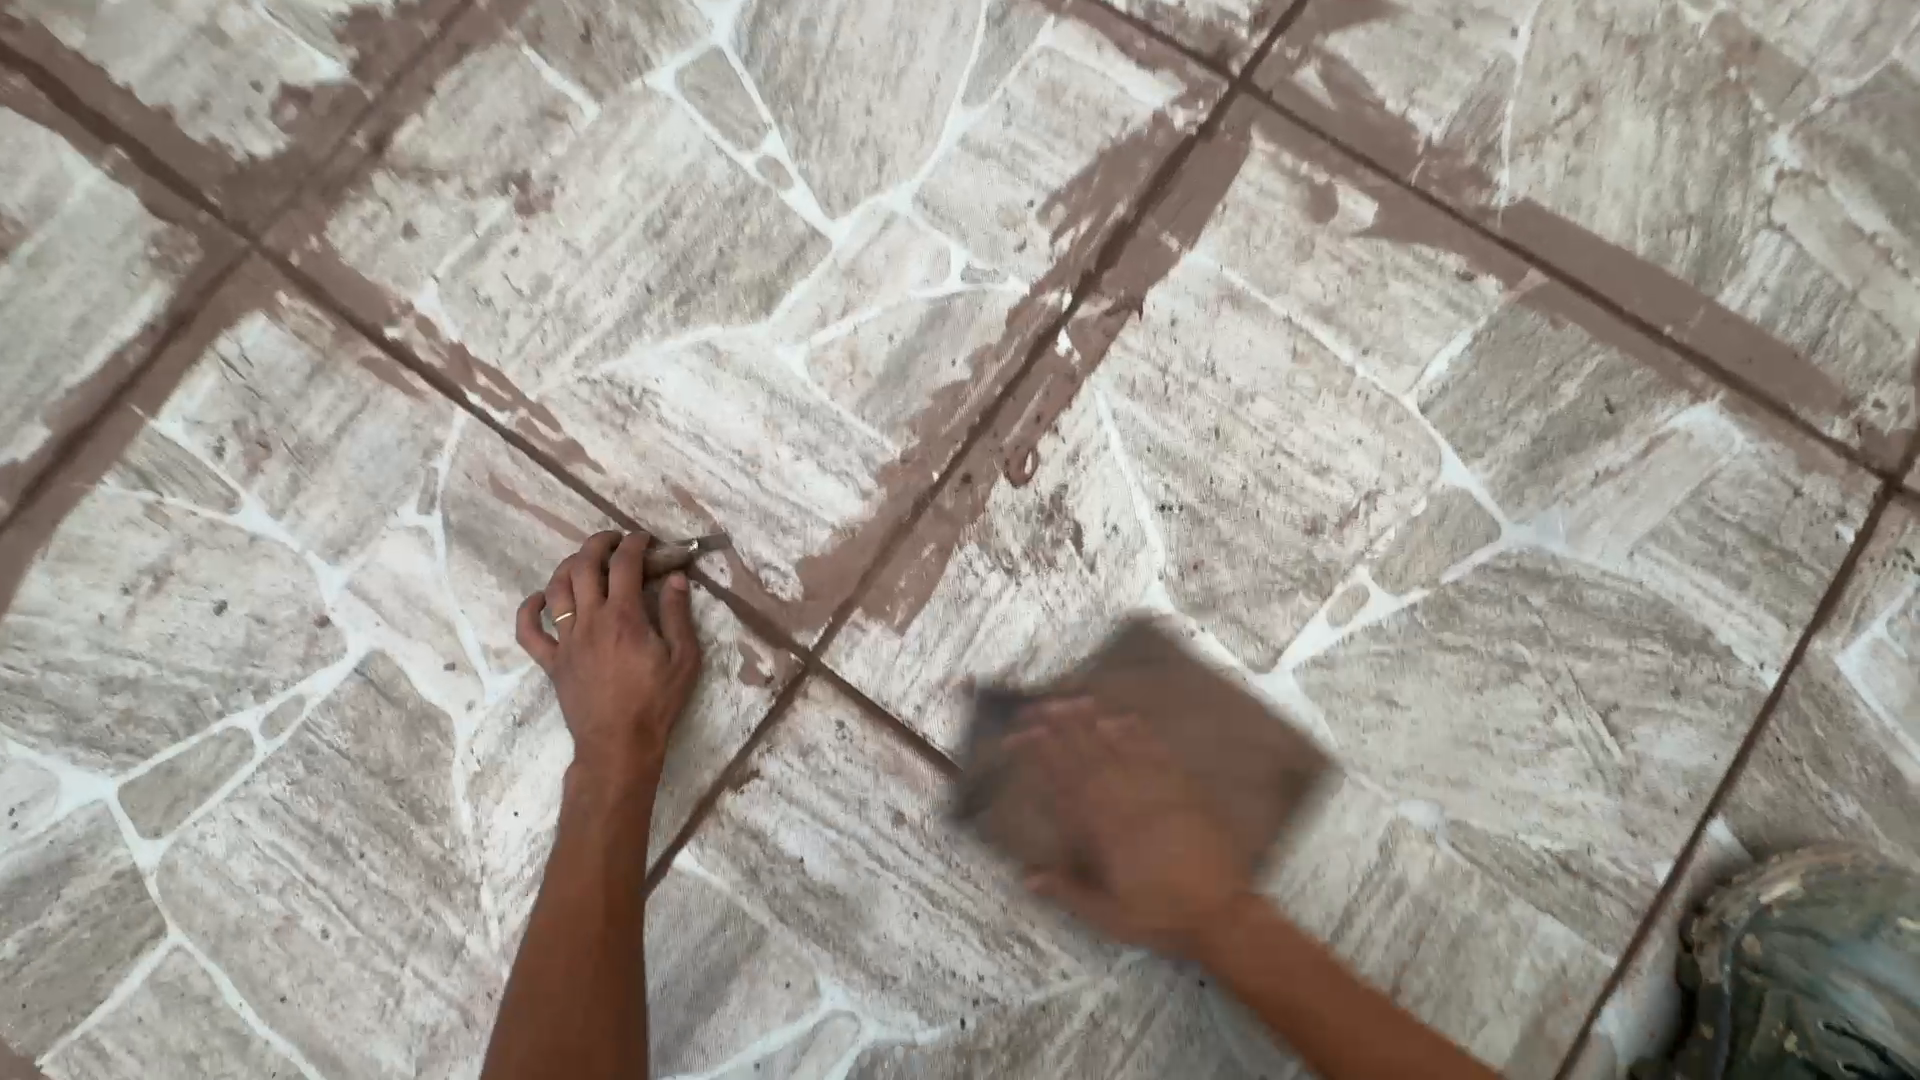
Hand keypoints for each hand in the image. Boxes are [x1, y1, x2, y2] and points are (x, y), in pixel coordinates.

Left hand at [516, 531, 701, 800]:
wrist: (619, 743)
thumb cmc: (658, 701)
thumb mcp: (685, 658)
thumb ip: (678, 615)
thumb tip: (674, 578)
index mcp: (625, 617)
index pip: (624, 565)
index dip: (634, 544)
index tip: (645, 539)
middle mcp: (590, 620)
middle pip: (584, 566)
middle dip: (598, 544)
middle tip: (614, 540)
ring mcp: (566, 640)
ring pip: (556, 589)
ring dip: (569, 566)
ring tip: (585, 561)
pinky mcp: (551, 661)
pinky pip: (528, 630)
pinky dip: (530, 608)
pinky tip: (540, 598)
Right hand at [1017, 698, 1255, 959]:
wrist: (1223, 916)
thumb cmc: (1161, 917)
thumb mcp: (1108, 916)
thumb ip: (1067, 891)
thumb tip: (1026, 876)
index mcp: (1105, 831)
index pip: (1066, 782)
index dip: (1043, 755)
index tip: (1025, 735)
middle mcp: (1127, 803)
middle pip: (1088, 756)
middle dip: (1062, 727)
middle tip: (1041, 705)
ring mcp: (1158, 792)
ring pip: (1120, 748)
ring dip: (1095, 722)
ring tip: (1075, 700)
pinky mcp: (1185, 791)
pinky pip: (1158, 754)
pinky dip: (1140, 734)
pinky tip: (1126, 719)